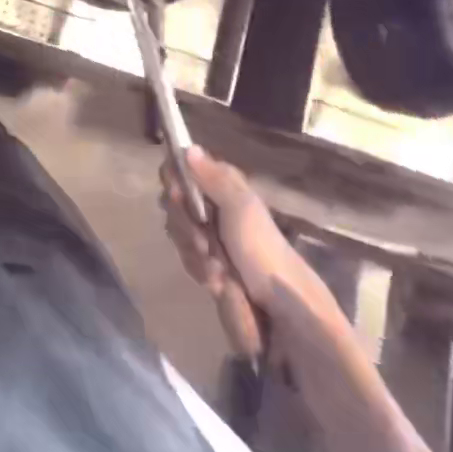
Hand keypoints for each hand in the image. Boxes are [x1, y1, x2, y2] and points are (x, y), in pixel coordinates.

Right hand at [161, 147, 291, 307]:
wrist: (279, 304)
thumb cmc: (261, 248)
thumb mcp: (240, 207)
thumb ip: (213, 178)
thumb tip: (188, 147)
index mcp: (223, 186)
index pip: (182, 170)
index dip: (174, 182)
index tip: (178, 196)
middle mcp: (212, 206)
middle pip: (173, 203)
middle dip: (184, 225)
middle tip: (203, 240)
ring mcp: (208, 234)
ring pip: (177, 233)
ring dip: (193, 251)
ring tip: (217, 267)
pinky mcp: (206, 260)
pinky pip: (185, 257)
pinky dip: (198, 269)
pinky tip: (216, 279)